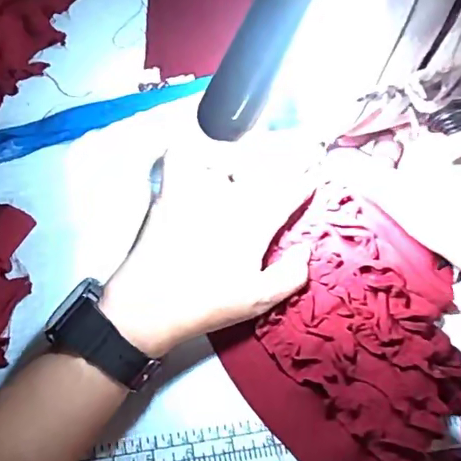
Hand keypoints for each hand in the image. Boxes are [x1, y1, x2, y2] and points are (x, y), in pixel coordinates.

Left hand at [98, 136, 317, 356]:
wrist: (144, 308)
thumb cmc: (202, 305)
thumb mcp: (258, 300)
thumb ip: (291, 275)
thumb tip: (303, 252)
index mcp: (254, 221)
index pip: (291, 190)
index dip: (308, 179)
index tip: (316, 173)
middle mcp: (228, 198)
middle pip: (266, 167)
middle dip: (289, 160)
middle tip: (300, 158)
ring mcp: (196, 191)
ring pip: (228, 157)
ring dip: (246, 158)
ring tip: (253, 164)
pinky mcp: (168, 193)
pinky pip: (180, 156)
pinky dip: (191, 152)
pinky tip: (200, 159)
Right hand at [335, 127, 460, 304]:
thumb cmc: (446, 218)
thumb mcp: (392, 194)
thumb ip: (359, 170)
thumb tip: (332, 155)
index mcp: (441, 125)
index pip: (398, 122)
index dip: (377, 143)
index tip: (368, 164)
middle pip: (420, 139)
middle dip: (401, 161)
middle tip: (392, 188)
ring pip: (441, 156)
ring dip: (423, 173)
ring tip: (416, 202)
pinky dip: (446, 183)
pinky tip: (442, 206)